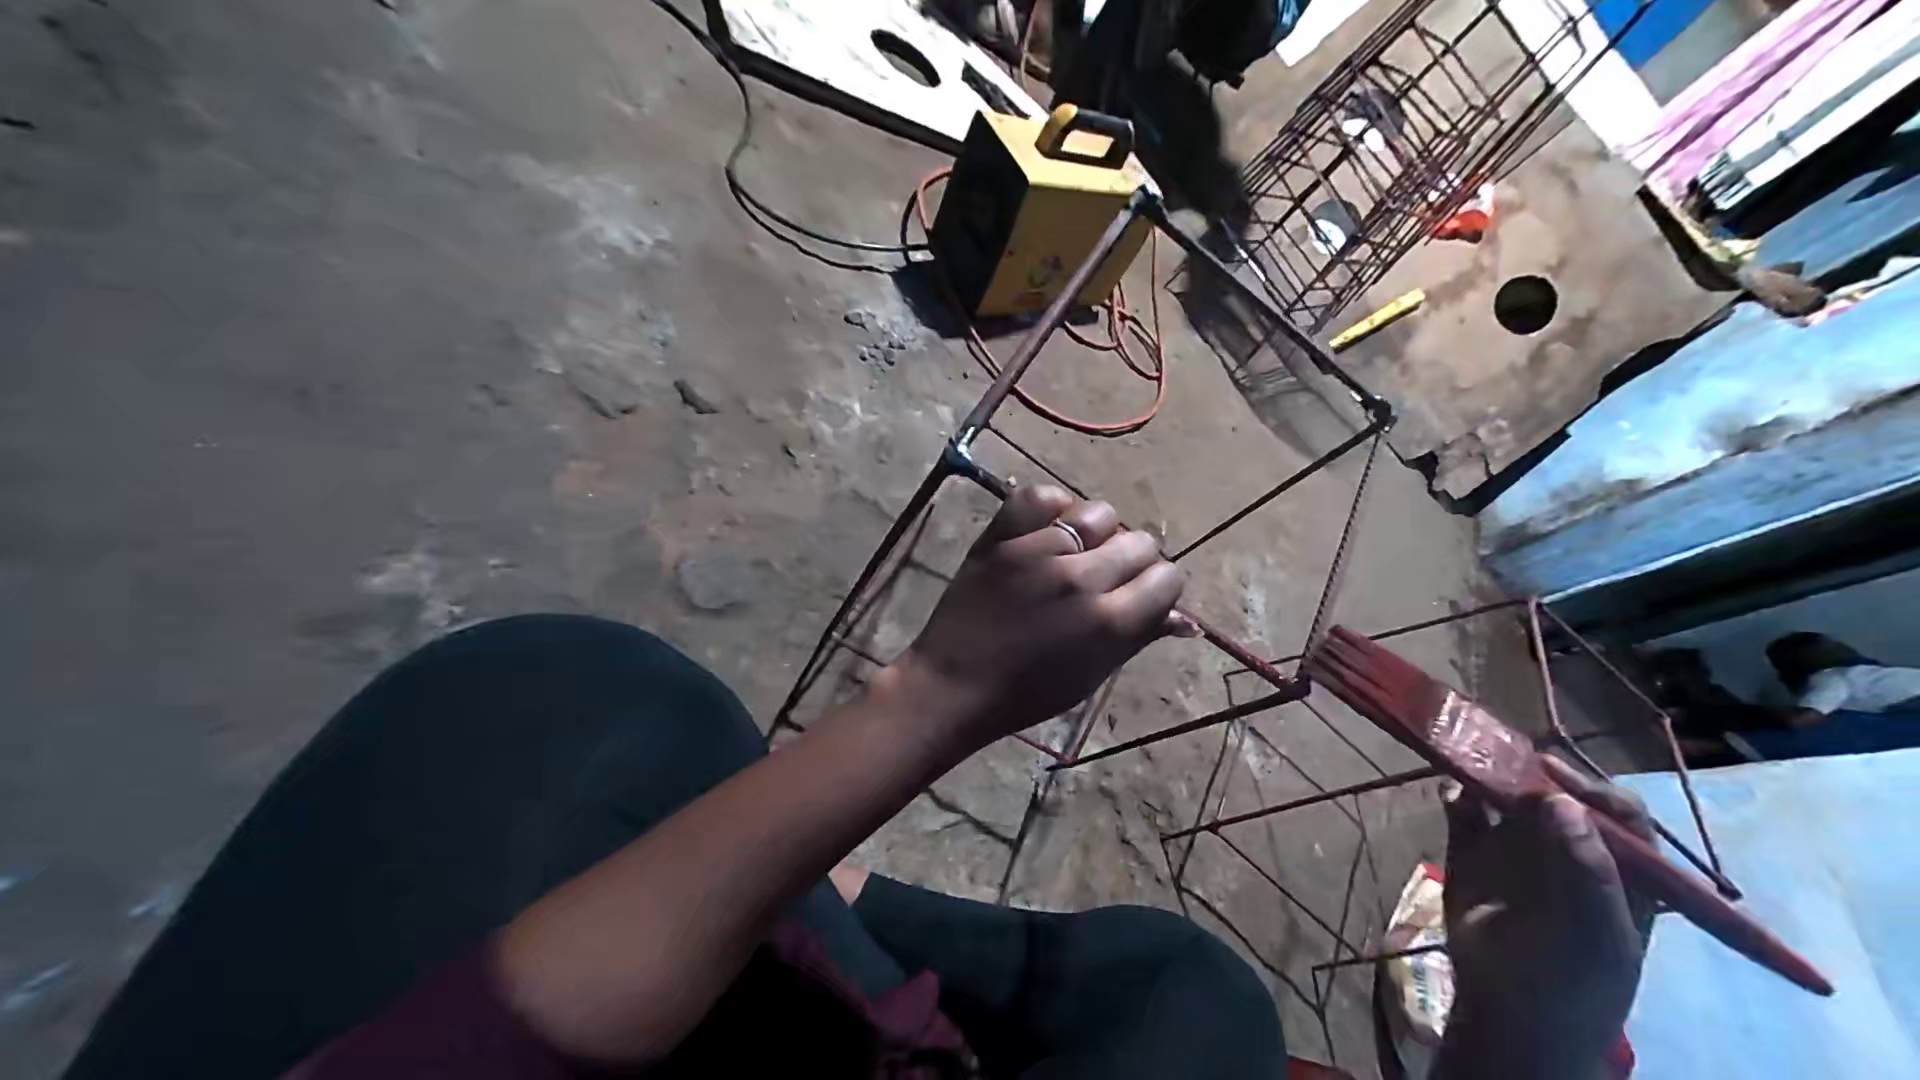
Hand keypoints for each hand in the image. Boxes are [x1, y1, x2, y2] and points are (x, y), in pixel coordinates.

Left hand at [886, 484, 1190, 753]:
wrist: (954, 685)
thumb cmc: (1027, 693)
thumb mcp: (1091, 675)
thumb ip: (1138, 637)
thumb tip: (1184, 619)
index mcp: (1110, 622)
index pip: (1168, 577)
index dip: (1159, 587)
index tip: (1140, 596)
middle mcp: (1081, 580)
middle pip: (1139, 542)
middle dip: (1133, 561)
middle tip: (1107, 579)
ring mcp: (1038, 552)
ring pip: (1098, 514)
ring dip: (1099, 533)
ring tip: (1079, 551)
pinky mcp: (1001, 538)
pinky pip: (1041, 497)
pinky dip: (1053, 506)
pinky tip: (1052, 526)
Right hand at [1437, 756, 1654, 1078]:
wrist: (1508, 1011)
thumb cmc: (1572, 981)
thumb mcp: (1596, 935)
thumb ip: (1587, 870)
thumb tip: (1559, 800)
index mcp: (1618, 869)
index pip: (1617, 813)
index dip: (1590, 788)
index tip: (1549, 772)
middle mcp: (1568, 847)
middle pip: (1555, 793)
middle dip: (1530, 772)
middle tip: (1499, 757)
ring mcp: (1517, 846)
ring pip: (1504, 795)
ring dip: (1487, 775)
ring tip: (1466, 761)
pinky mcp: (1471, 849)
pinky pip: (1463, 811)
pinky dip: (1454, 796)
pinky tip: (1447, 792)